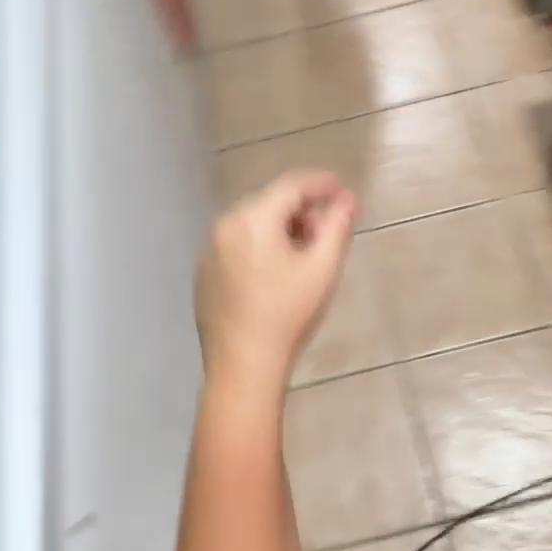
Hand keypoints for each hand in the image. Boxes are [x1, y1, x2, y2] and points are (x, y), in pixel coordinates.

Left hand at [197, 170, 357, 386]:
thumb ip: (337, 227)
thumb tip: (346, 201)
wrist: (243, 365)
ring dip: (282, 230)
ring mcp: (209, 251)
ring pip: (252, 226)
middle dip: (302, 211)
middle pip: (270, 204)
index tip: (342, 190)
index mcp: (252, 220)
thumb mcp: (322, 269)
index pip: (291, 186)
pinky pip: (237, 248)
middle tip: (329, 233)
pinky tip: (277, 277)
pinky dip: (260, 249)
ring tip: (306, 256)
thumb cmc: (288, 315)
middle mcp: (224, 227)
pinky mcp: (205, 275)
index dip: (320, 184)